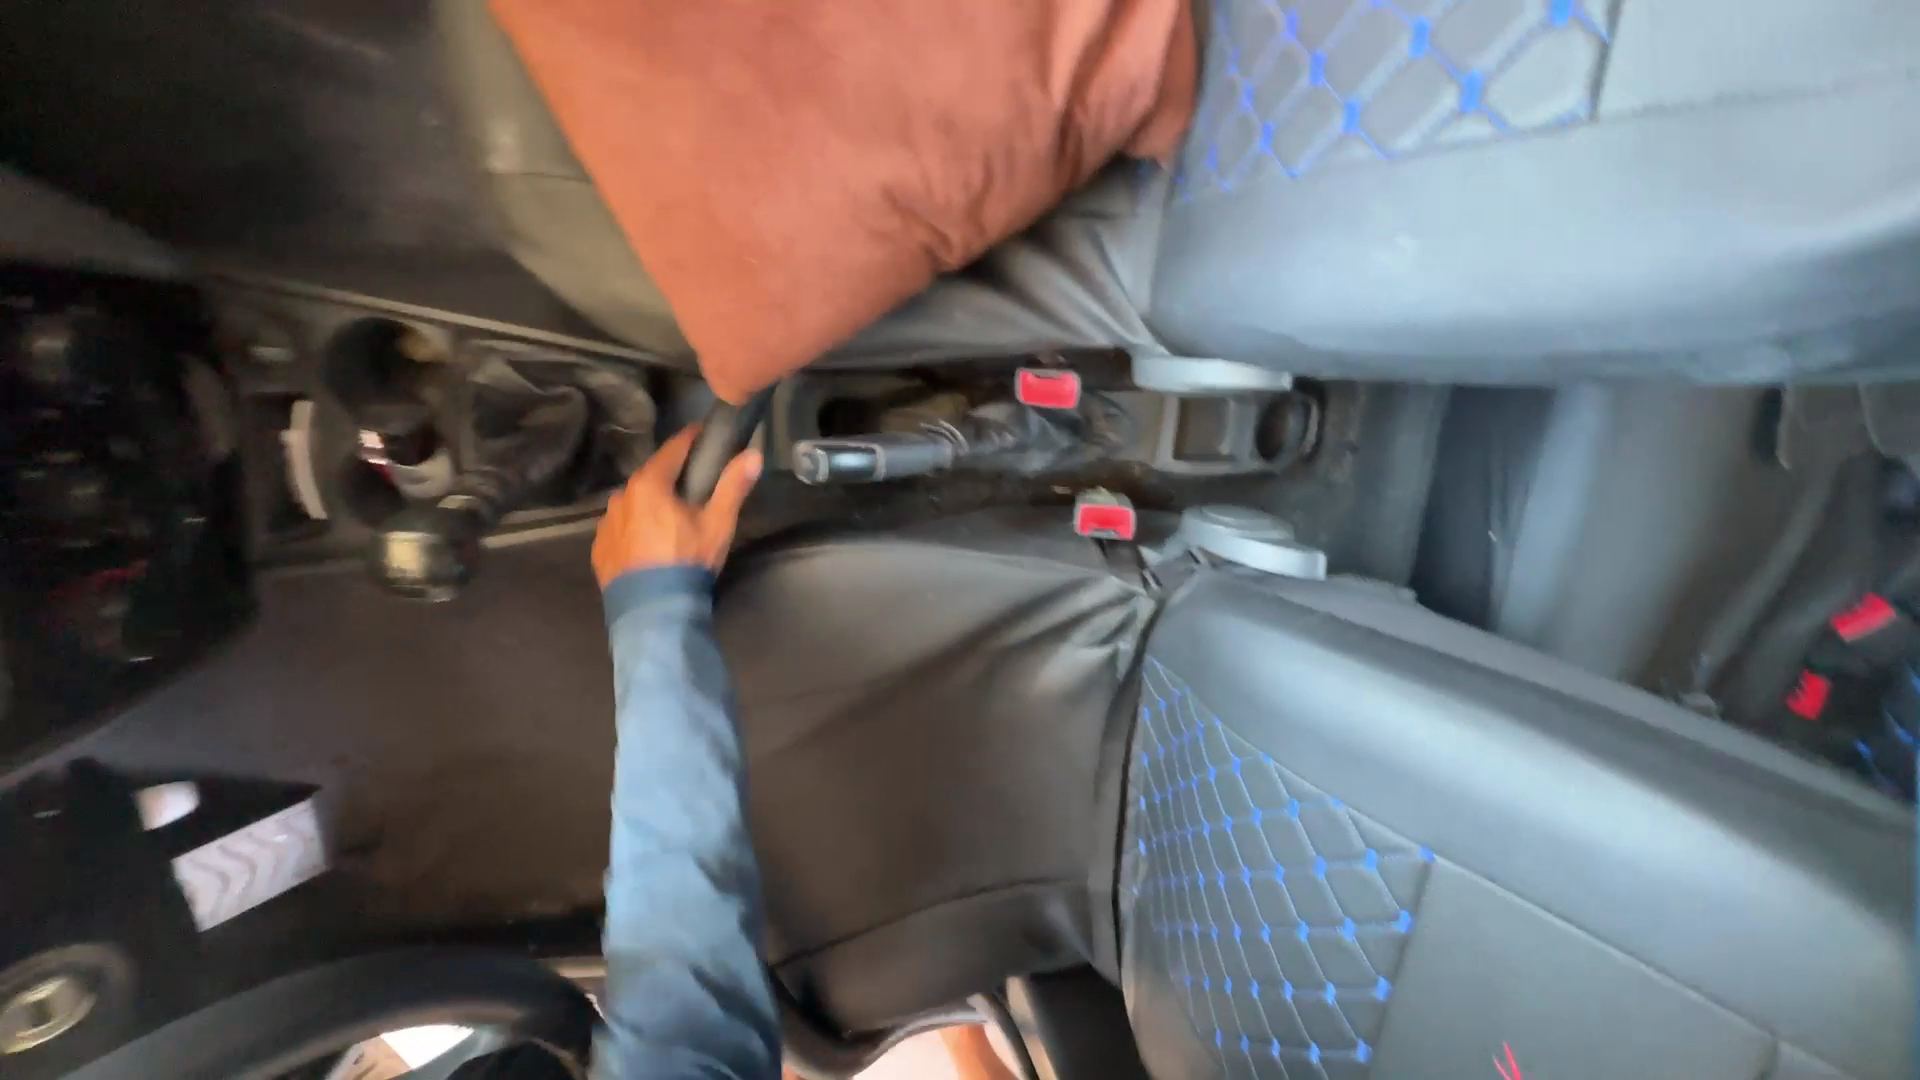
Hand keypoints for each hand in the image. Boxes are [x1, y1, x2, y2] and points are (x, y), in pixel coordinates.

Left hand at [592, 426, 762, 586]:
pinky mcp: (600, 549)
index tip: (705, 434)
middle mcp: (621, 496)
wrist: (653, 613)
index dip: (692, 439)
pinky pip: (621, 529)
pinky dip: (636, 529)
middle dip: (672, 478)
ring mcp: (606, 524)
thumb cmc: (688, 561)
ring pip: (634, 504)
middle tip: (695, 488)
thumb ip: (733, 486)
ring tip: (672, 522)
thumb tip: (753, 454)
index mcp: (650, 484)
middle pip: (652, 477)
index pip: (673, 449)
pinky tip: (652, 546)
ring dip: (652, 505)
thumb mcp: (718, 523)